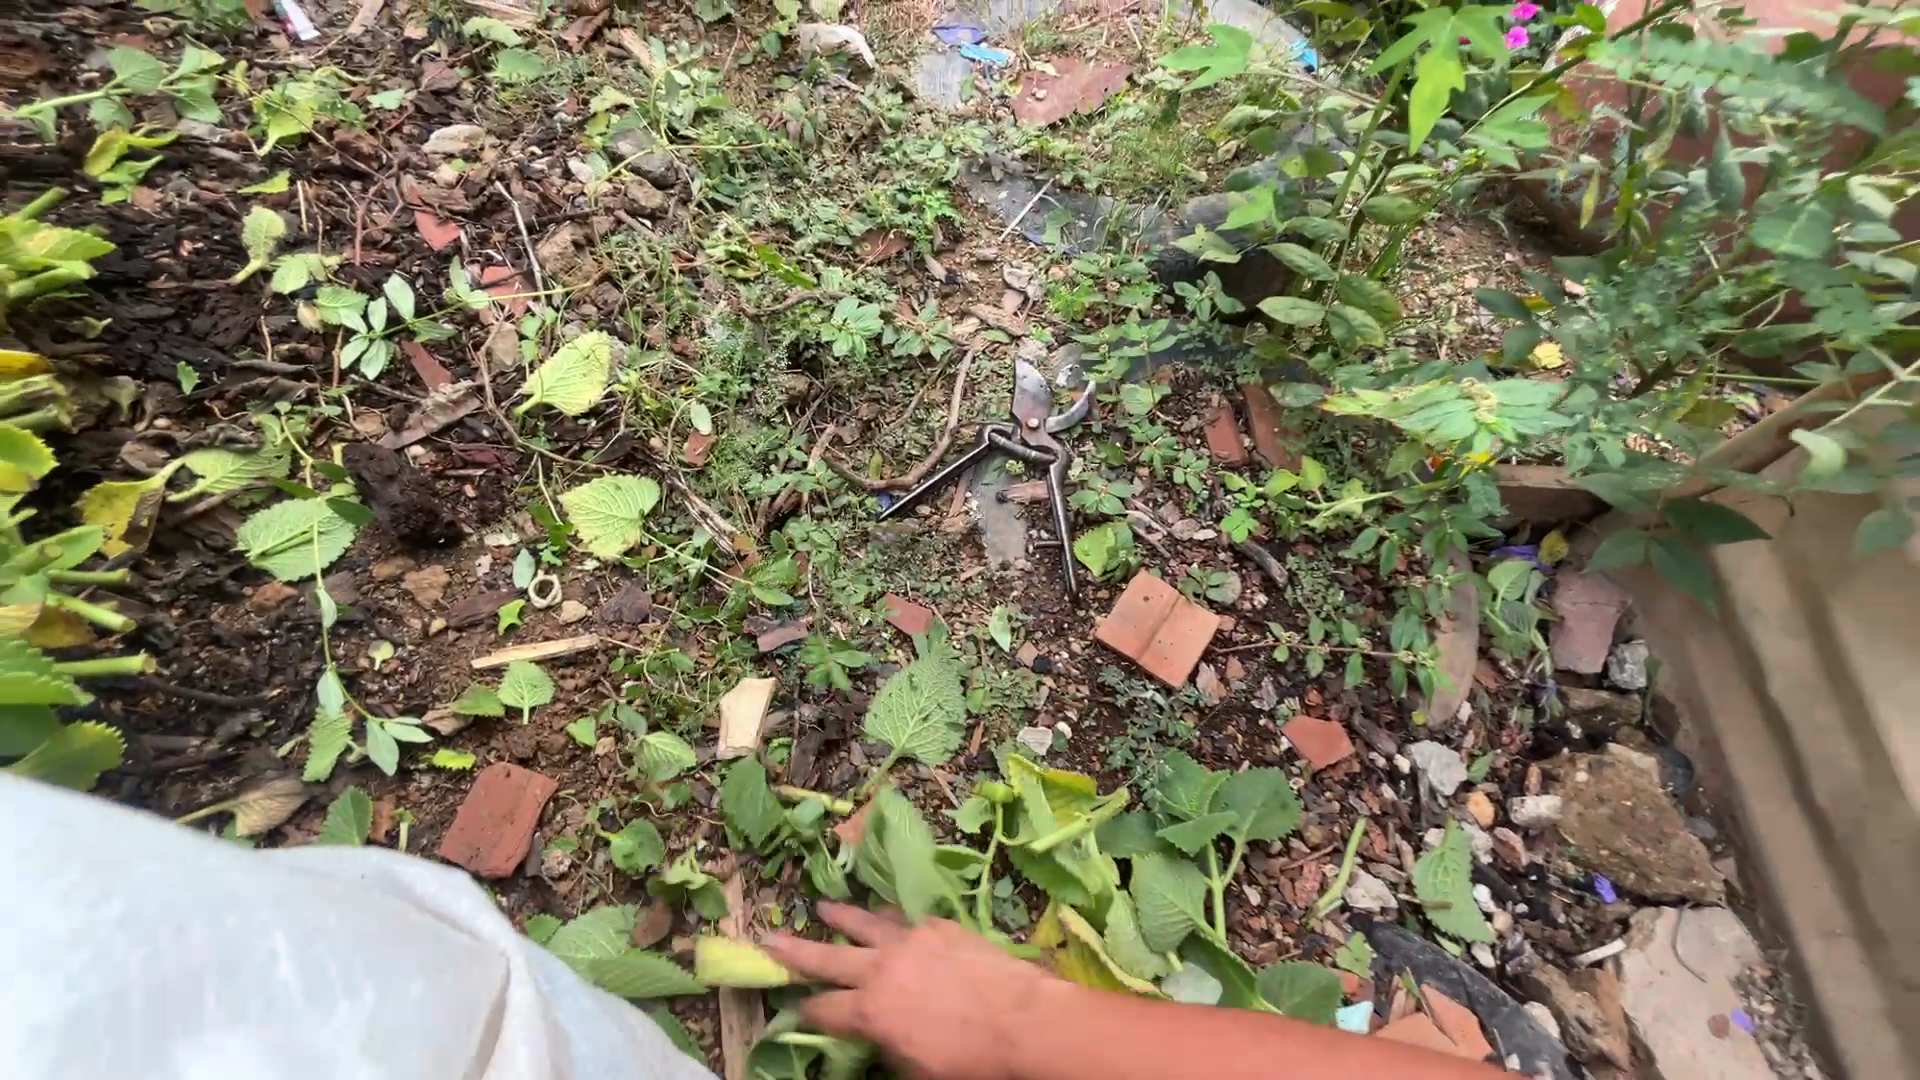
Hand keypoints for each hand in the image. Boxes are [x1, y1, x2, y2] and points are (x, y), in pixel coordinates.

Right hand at [762, 901, 1061, 1079]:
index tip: (793, 1004)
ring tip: (822, 907)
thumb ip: (886, 1047)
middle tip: (768, 936)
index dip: (805, 1009)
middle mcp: (881, 969)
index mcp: (871, 1012)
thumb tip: (876, 1035)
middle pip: (827, 958)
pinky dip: (888, 917)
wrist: (1017, 1018)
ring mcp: (908, 940)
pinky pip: (902, 918)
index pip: (824, 1010)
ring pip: (864, 924)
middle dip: (794, 950)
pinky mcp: (935, 925)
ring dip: (841, 917)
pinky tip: (885, 915)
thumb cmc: (966, 1060)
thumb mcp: (915, 1071)